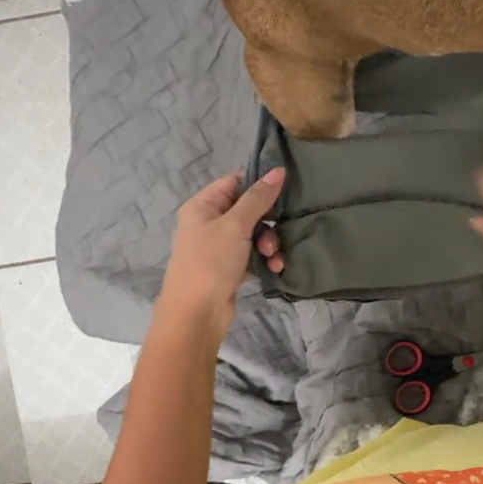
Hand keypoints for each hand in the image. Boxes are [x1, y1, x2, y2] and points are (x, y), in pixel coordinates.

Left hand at [158, 168, 284, 329]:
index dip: (258, 184)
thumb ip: (258, 198)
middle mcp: (209, 223)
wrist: (197, 313)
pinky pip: (253, 256)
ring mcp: (219, 247)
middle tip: (280, 229)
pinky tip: (275, 268)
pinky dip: (265, 259)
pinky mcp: (230, 268)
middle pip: (247, 210)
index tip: (285, 189)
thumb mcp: (235, 225)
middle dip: (267, 221)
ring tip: (273, 256)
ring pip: (253, 235)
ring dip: (269, 243)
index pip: (234, 183)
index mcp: (203, 206)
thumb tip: (278, 170)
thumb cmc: (211, 262)